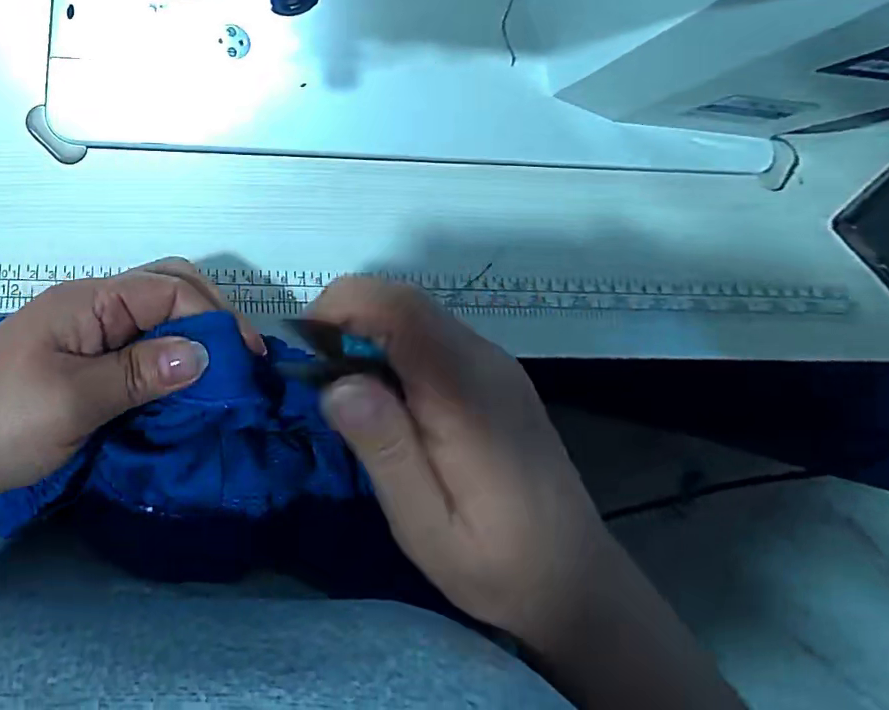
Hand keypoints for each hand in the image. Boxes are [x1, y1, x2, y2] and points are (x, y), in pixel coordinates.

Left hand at [0, 258, 262, 511]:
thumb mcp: (73, 399)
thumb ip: (139, 372)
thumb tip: (203, 351)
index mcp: (86, 300)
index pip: (168, 286)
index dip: (214, 317)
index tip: (249, 365)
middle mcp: (87, 307)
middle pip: (161, 292)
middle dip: (206, 320)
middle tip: (239, 369)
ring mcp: (79, 334)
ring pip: (148, 322)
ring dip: (187, 344)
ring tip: (220, 383)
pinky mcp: (74, 363)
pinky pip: (130, 351)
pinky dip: (161, 365)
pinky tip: (178, 393)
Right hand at [309, 277, 617, 649]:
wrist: (581, 587)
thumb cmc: (497, 564)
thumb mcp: (425, 525)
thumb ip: (383, 450)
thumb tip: (336, 384)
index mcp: (467, 392)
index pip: (398, 307)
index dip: (340, 307)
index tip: (307, 350)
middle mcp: (483, 360)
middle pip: (399, 299)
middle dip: (342, 320)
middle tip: (319, 377)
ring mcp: (490, 363)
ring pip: (408, 311)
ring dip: (361, 333)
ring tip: (347, 394)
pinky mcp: (487, 372)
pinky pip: (423, 333)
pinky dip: (384, 347)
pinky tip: (383, 400)